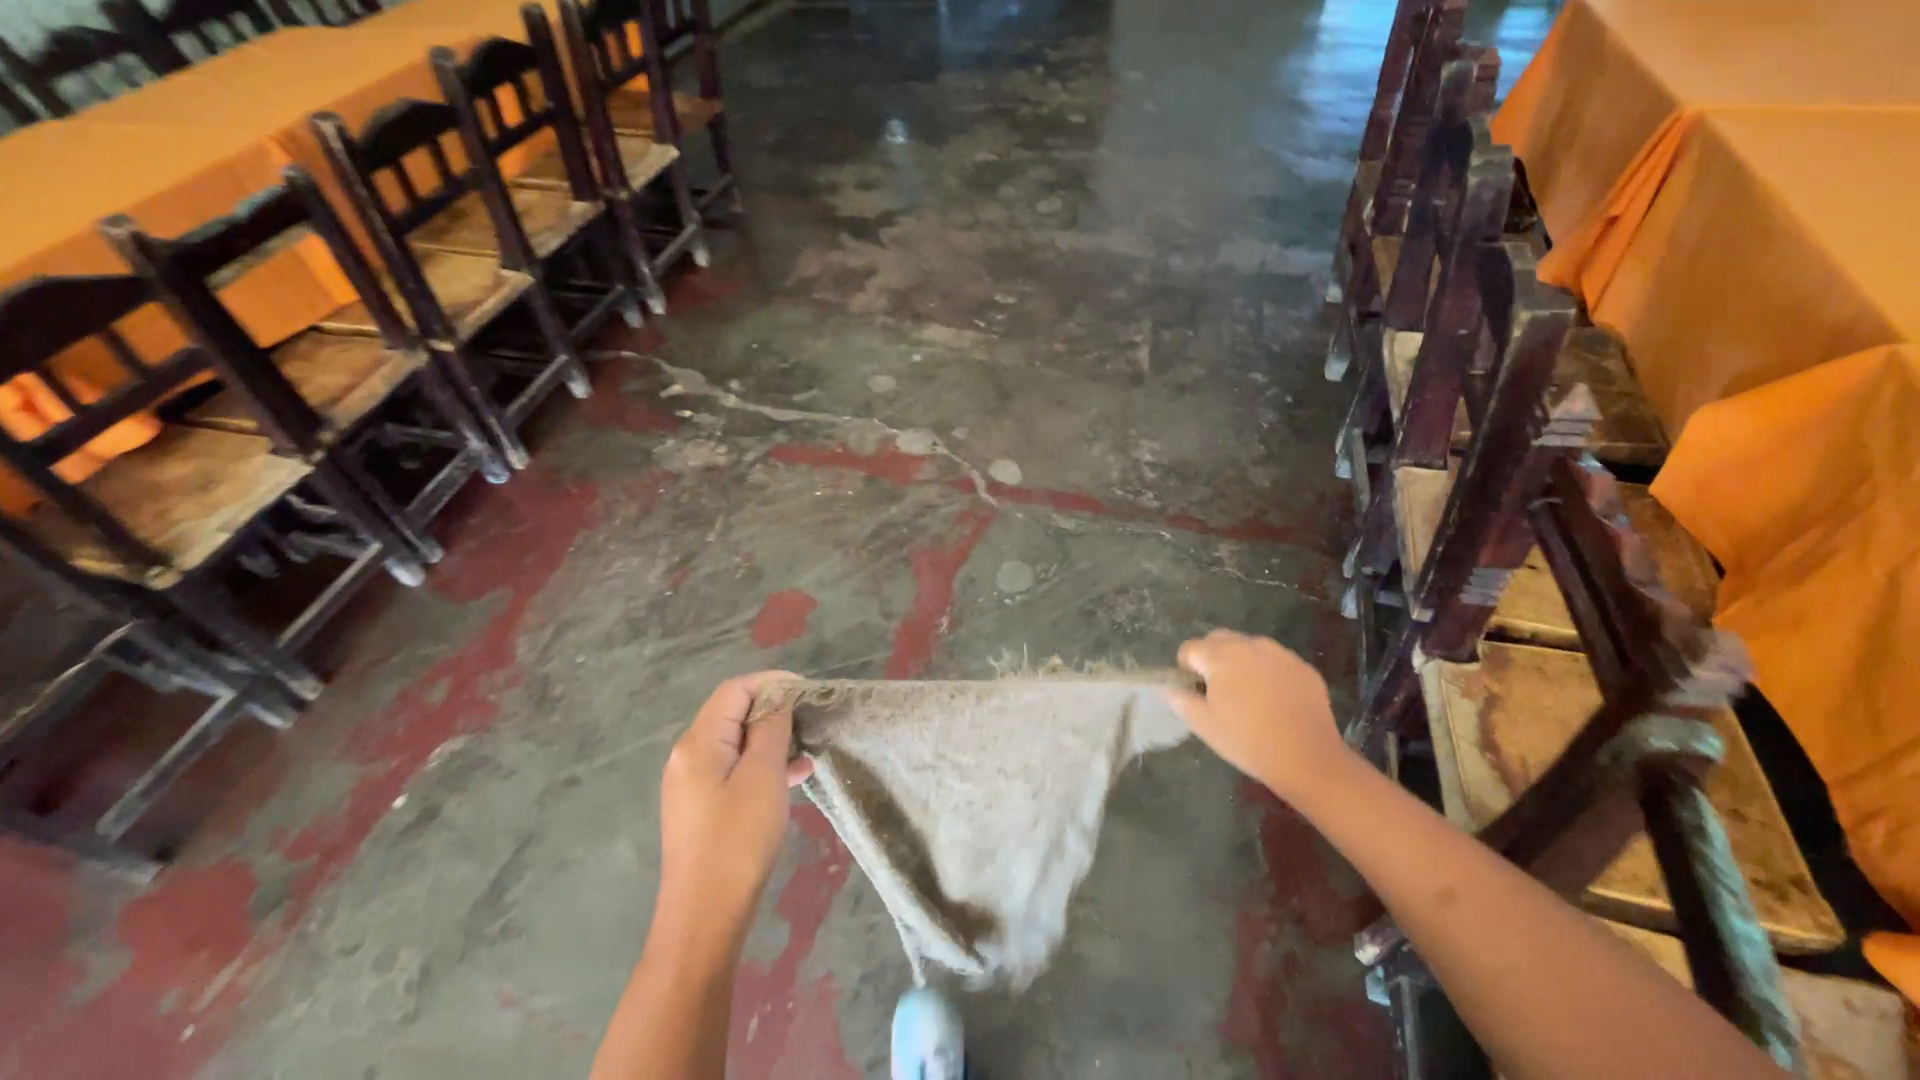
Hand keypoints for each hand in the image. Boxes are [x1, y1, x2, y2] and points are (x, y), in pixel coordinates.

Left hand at [657, 672, 814, 920]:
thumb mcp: (762, 778)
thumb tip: (776, 702)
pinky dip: (763, 767)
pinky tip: (795, 777)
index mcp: (698, 743)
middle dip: (773, 710)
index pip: (734, 691)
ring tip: (809, 747)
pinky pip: (735, 771)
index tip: (808, 691)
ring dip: (771, 740)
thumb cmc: (737, 840)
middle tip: (812, 718)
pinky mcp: (702, 809)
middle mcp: (688, 756)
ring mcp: (692, 784)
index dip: (771, 683)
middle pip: (732, 715)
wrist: (705, 913)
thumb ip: (770, 731)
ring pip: (736, 745)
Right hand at [1167, 630, 1356, 802]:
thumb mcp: (1205, 726)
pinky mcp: (1303, 667)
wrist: (1307, 757)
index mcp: (1220, 656)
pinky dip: (1268, 672)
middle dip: (1211, 657)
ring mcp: (1280, 654)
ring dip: (1241, 662)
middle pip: (1219, 639)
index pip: (1190, 648)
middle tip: (1217, 690)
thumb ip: (1182, 702)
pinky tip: (1274, 700)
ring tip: (1247, 694)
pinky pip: (1276, 661)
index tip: (1194, 691)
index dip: (1186, 668)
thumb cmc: (1248, 741)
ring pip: (1250, 647)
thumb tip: (1171, 690)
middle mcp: (1250, 645)